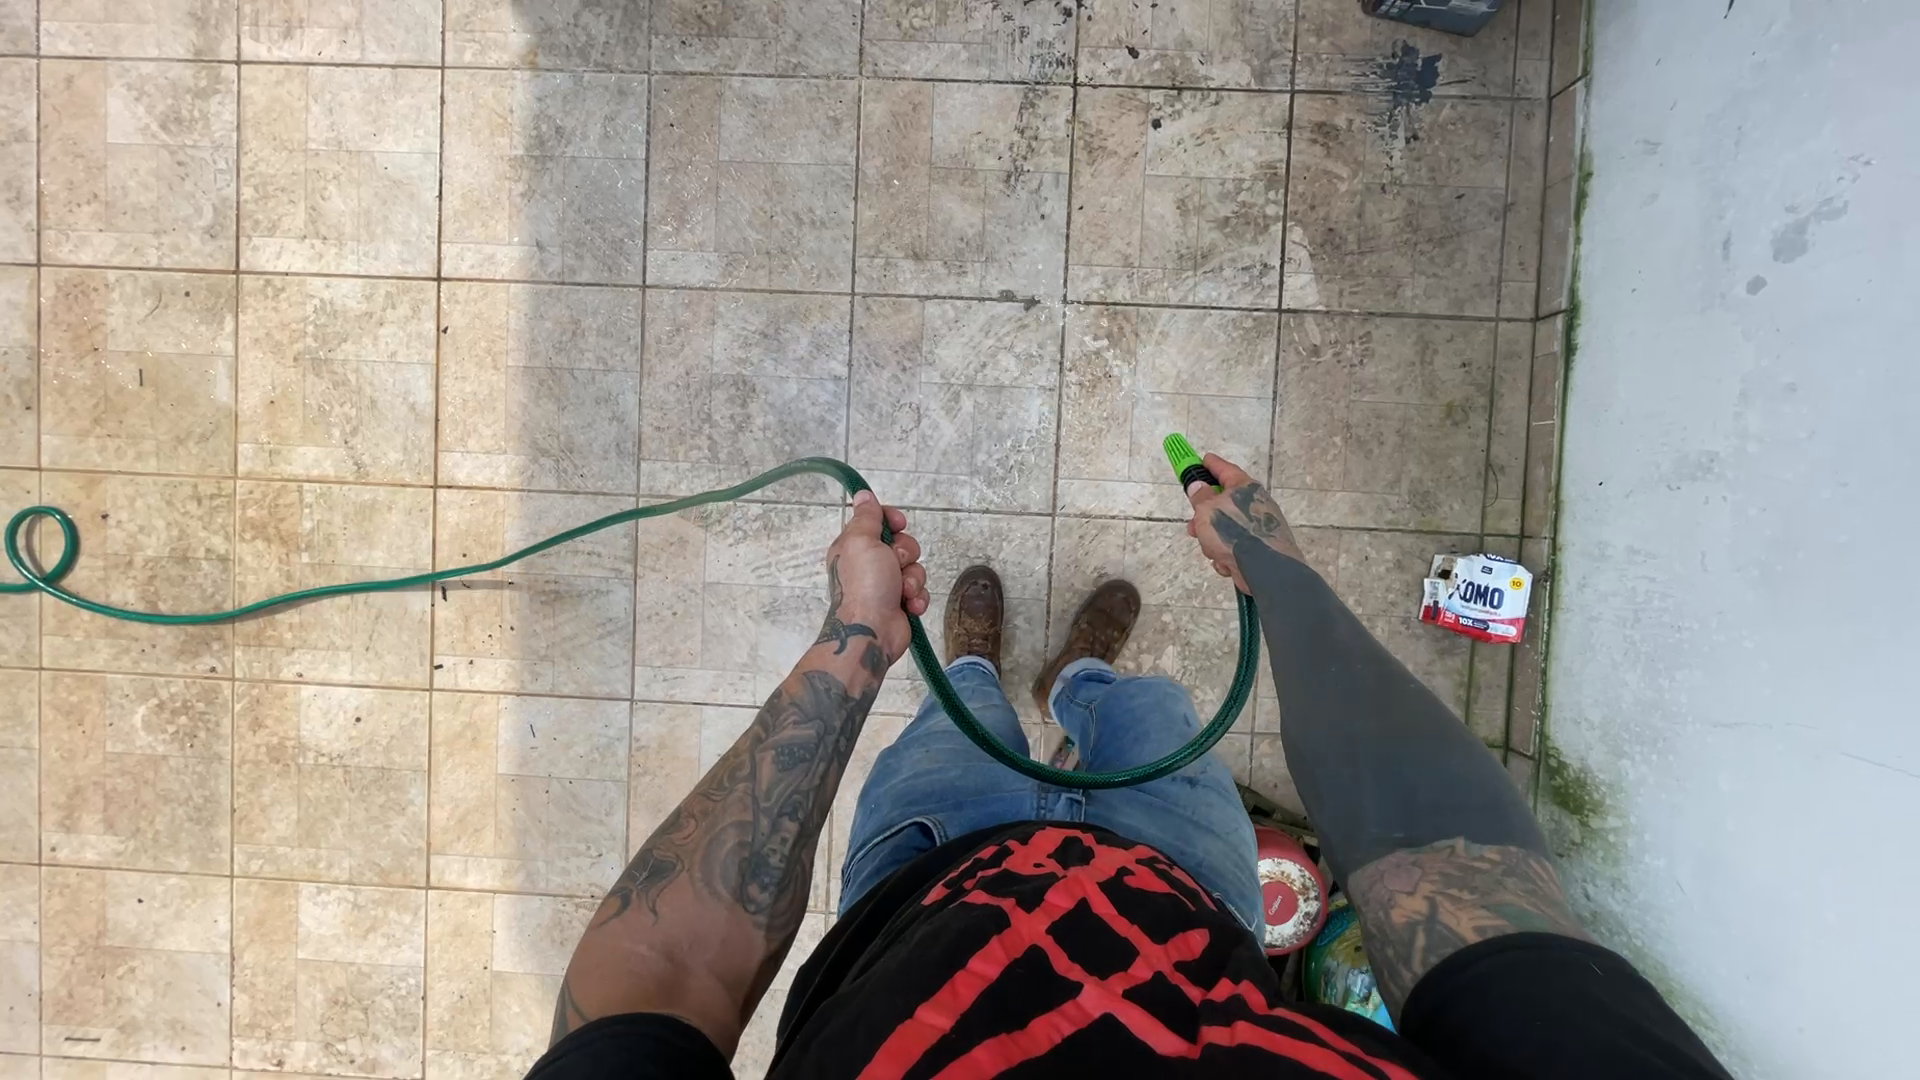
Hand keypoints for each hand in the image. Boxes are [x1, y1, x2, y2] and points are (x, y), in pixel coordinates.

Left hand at [816, 490, 927, 664]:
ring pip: (915, 568)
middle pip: (903, 544)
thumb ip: (866, 517)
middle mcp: (870, 563)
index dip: (892, 520)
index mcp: (855, 546)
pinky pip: (920, 590)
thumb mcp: (862, 541)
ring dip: (913, 579)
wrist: (871, 631)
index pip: (878, 521)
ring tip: (903, 592)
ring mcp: (886, 584)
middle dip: (907, 554)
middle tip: (896, 564)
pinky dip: (918, 598)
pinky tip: (910, 606)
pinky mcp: (901, 603)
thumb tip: (862, 495)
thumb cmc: (864, 585)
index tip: (898, 524)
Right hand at [1185, 453, 1304, 592]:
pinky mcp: (1258, 547)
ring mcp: (1257, 526)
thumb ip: (1200, 496)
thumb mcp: (1207, 510)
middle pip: (1221, 503)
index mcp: (1244, 488)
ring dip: (1211, 538)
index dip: (1212, 464)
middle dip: (1203, 516)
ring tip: (1210, 548)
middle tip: (1193, 524)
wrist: (1264, 567)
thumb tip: (1198, 485)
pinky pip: (1232, 546)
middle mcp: (1253, 503)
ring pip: (1224, 528)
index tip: (1203, 459)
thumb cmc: (1233, 532)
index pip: (1225, 470)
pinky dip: (1225, 553)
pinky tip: (1224, 561)